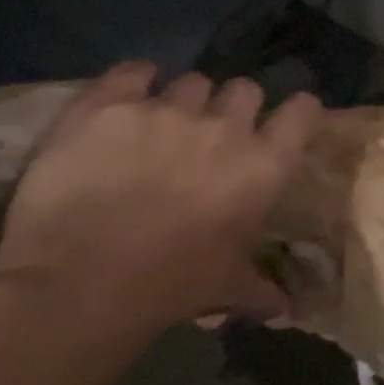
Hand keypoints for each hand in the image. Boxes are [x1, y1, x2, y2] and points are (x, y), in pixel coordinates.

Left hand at [0, 63, 320, 339]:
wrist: (81, 283)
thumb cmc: (172, 286)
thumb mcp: (229, 286)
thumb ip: (263, 289)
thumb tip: (287, 313)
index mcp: (265, 167)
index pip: (302, 113)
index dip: (298, 111)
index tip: (288, 118)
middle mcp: (224, 128)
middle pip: (244, 88)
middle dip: (234, 105)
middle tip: (213, 130)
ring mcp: (165, 111)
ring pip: (191, 81)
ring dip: (184, 99)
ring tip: (162, 121)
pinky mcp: (107, 105)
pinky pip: (133, 71)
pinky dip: (136, 79)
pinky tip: (127, 95)